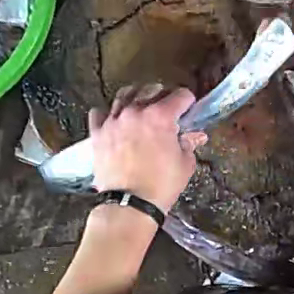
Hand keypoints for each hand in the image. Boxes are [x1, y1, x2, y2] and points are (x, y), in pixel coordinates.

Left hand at [89, 85, 206, 211]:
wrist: (131, 203)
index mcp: (161, 116)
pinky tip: (115, 120)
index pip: (180, 96)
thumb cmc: (162, 184)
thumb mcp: (185, 164)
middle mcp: (136, 111)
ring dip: (136, 97)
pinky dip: (108, 114)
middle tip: (168, 109)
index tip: (189, 109)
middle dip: (163, 96)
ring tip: (141, 108)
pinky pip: (100, 113)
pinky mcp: (98, 133)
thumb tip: (195, 136)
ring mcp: (114, 120)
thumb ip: (189, 144)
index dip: (189, 102)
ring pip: (124, 95)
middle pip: (151, 89)